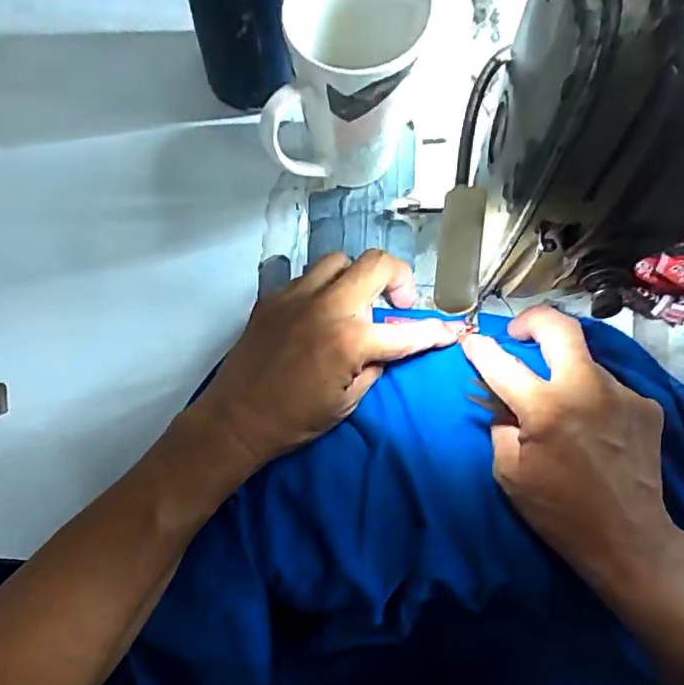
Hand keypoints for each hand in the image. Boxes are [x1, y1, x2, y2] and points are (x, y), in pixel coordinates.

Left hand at [187, 250, 460, 471]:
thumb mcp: (345, 404)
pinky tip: (315, 317)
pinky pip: (306, 280)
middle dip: (397, 279)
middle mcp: (326, 307)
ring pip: (338, 262)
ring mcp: (295, 298)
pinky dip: (320, 291)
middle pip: (376, 263)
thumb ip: (372, 369)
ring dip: (354, 278)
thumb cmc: (292, 423)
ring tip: (352, 306)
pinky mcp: (271, 300)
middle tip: (394, 305)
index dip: (433, 331)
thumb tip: (385, 350)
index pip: (406, 329)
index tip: (449, 330)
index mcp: (350, 340)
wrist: (234, 421)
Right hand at [461, 306, 683, 594]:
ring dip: (563, 369)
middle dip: (533, 321)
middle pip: (561, 330)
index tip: (470, 341)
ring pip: (586, 362)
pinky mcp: (647, 406)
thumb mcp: (508, 472)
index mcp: (546, 408)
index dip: (482, 350)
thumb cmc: (555, 509)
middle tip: (517, 333)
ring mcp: (624, 393)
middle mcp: (588, 388)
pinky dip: (588, 396)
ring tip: (553, 399)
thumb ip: (501, 429)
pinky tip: (586, 424)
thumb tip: (503, 404)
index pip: (504, 365)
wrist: (625, 535)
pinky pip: (607, 388)